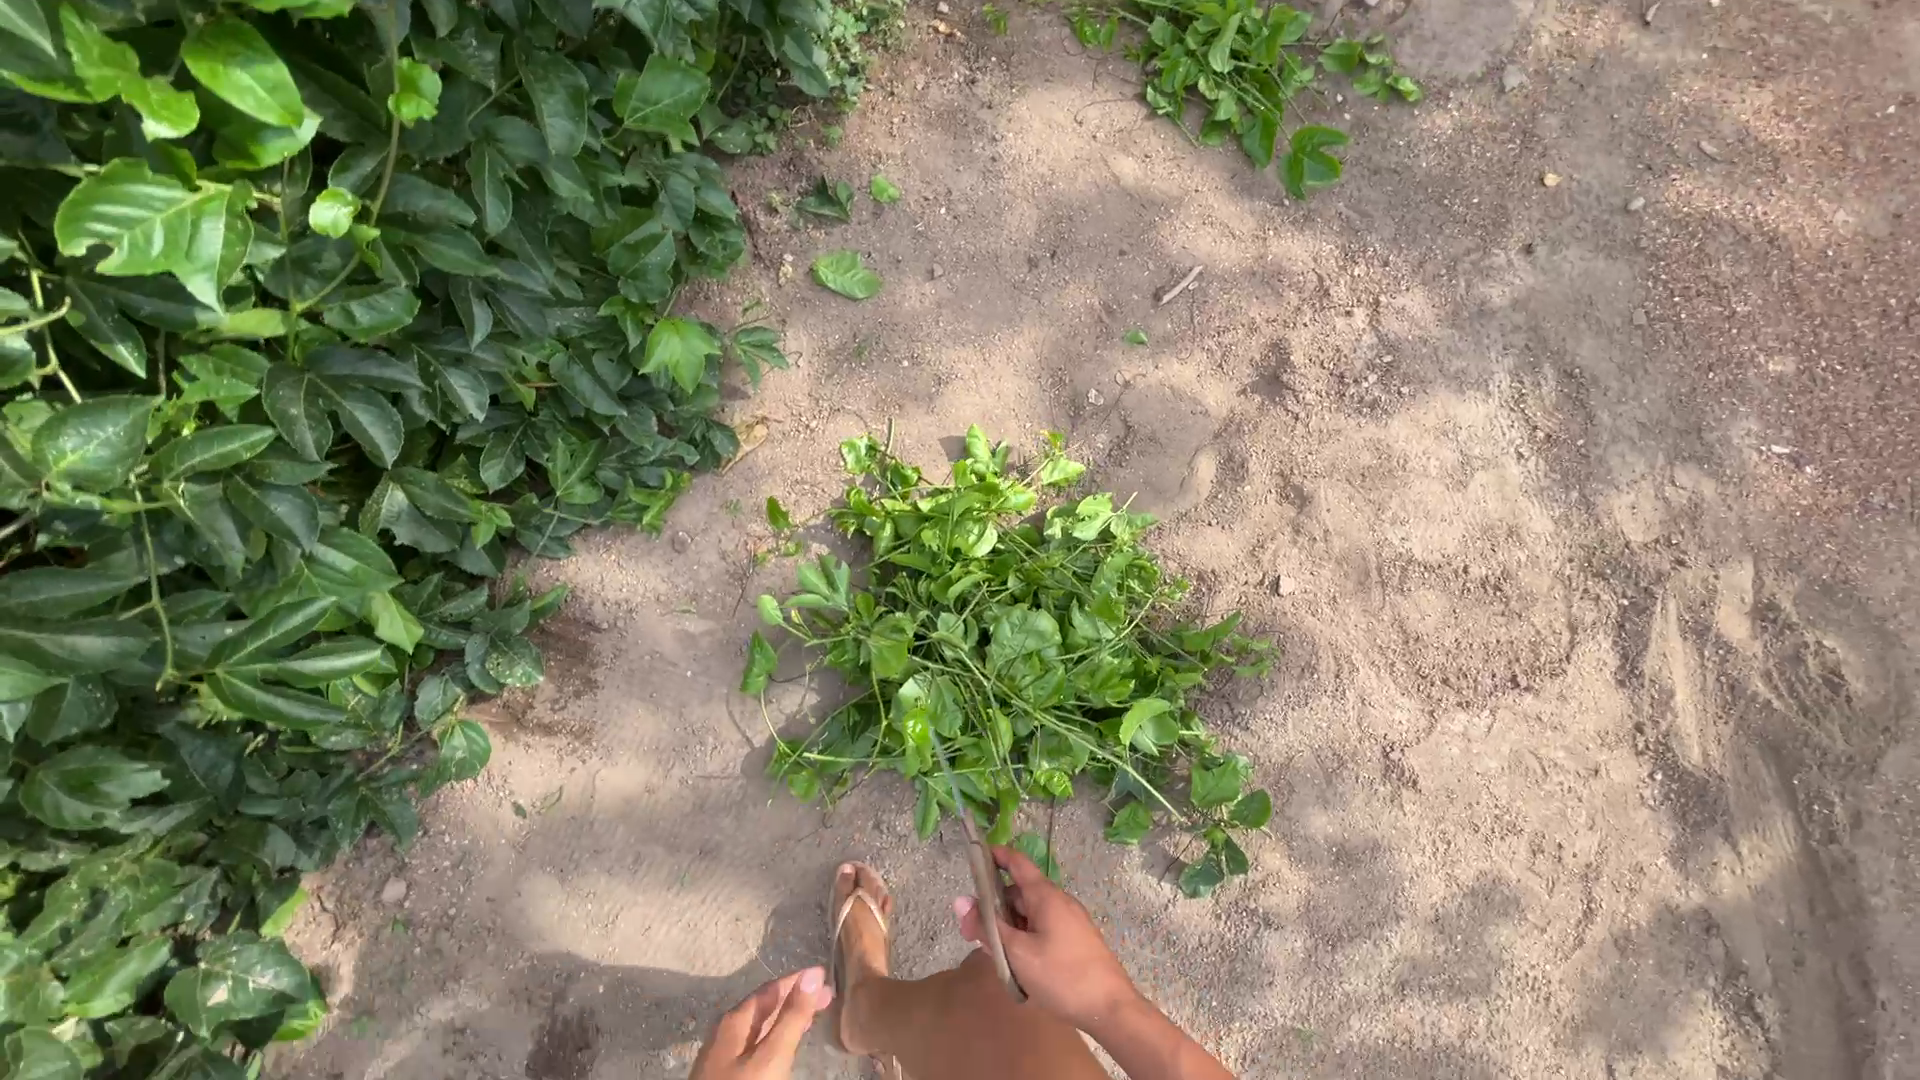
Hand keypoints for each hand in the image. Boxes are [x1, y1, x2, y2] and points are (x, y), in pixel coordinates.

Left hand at [687, 967, 833, 1079]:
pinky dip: (773, 1038)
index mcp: (735, 1021)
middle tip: (825, 999)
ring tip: (808, 1020)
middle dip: (795, 998)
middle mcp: (724, 1032)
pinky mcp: (722, 1076)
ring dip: (785, 1019)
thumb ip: (792, 1017)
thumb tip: (813, 974)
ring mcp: (720, 1056)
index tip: (824, 976)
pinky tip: (779, 1049)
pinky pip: (752, 1045)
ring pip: (758, 1027)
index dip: (799, 980)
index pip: (772, 989)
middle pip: (765, 1006)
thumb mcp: (772, 1056)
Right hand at [954, 844, 1140, 1030]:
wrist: (1110, 1009)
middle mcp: (1059, 901)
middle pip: (1020, 892)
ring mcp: (1070, 920)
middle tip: (974, 932)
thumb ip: (987, 928)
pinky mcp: (1076, 939)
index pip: (1017, 862)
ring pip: (1031, 914)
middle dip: (996, 907)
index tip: (975, 856)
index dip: (996, 855)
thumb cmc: (1062, 976)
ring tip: (998, 954)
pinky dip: (1026, 937)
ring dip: (1011, 927)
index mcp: (1045, 895)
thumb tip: (960, 901)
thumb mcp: (1017, 954)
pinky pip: (1044, 928)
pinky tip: (1020, 964)